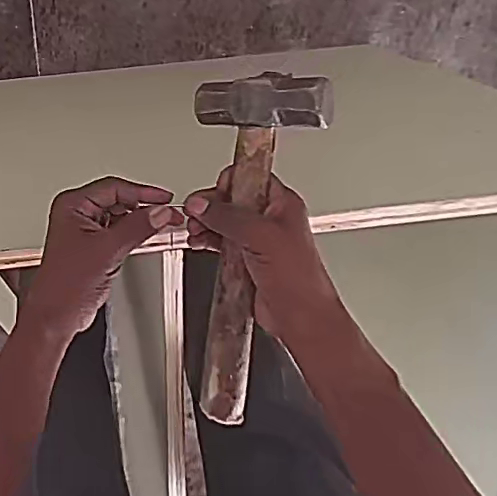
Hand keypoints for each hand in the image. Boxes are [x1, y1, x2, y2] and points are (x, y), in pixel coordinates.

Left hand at [18, 177, 181, 343]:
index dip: (142, 192)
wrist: (57, 315)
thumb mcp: (107, 250)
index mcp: (72, 205)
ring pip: (120, 216)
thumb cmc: (64, 284)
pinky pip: (118, 231)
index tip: (164, 198)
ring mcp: (84, 230)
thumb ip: (136, 228)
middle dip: (144, 207)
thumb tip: (158, 213)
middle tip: (168, 213)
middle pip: (117, 200)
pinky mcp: (93, 245)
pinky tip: (149, 236)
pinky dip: (135, 233)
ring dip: (141, 221)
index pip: (112, 188)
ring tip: (163, 224)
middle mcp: (76, 214)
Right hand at [182, 167, 337, 332]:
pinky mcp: (245, 256)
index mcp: (282, 203)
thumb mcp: (261, 236)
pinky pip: (219, 239)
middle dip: (209, 204)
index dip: (228, 181)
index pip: (249, 176)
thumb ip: (227, 216)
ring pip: (222, 219)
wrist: (301, 319)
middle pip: (230, 197)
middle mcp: (269, 218)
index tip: (212, 193)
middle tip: (196, 211)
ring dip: (204, 222)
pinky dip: (205, 238)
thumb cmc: (299, 280)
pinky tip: (198, 241)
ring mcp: (257, 238)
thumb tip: (201, 204)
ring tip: (194, 228)